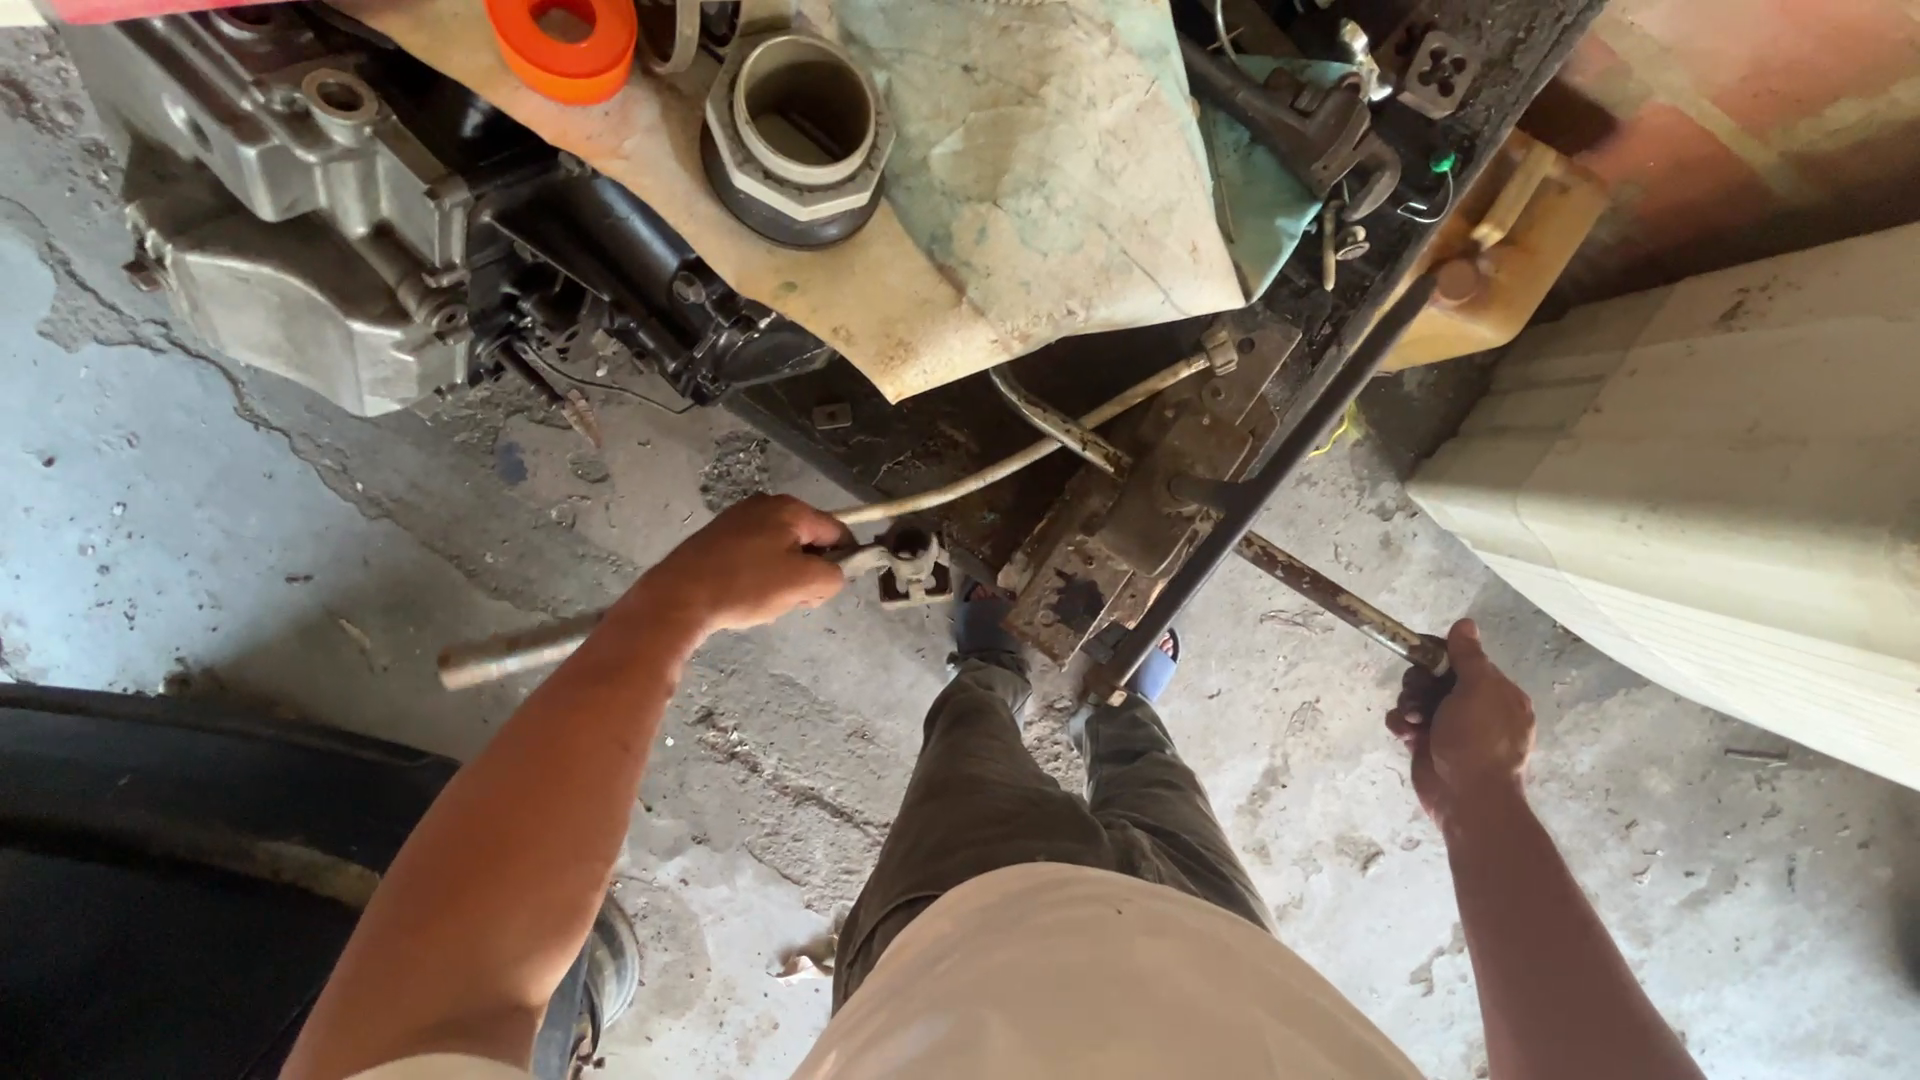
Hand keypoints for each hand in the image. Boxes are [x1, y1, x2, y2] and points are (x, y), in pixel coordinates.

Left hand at [627, 494, 849, 633]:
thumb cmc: (745, 586)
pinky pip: (756, 554)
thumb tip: (833, 574)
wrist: (678, 597)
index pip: (837, 531)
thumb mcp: (803, 583)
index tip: (828, 588)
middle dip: (808, 571)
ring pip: (782, 550)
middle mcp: (765, 504)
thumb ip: (833, 575)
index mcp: (790, 509)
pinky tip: (745, 594)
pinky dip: (759, 575)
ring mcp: (738, 518)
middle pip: (808, 540)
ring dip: (784, 577)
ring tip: (765, 599)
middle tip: (793, 598)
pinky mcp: (719, 537)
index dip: (843, 560)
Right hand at [1386, 619, 1534, 830]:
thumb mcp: (1478, 691)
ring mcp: (1450, 727)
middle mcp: (1474, 708)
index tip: (1421, 656)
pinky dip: (1400, 725)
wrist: (1467, 797)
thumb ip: (1468, 657)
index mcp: (1496, 693)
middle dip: (1418, 684)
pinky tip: (1405, 734)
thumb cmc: (1477, 740)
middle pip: (1432, 677)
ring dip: (1407, 706)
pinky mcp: (1427, 744)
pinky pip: (1405, 722)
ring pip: (1416, 699)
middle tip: (1420, 698)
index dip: (1438, 655)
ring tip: (1412, 722)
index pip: (1462, 660)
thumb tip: (1465, 623)